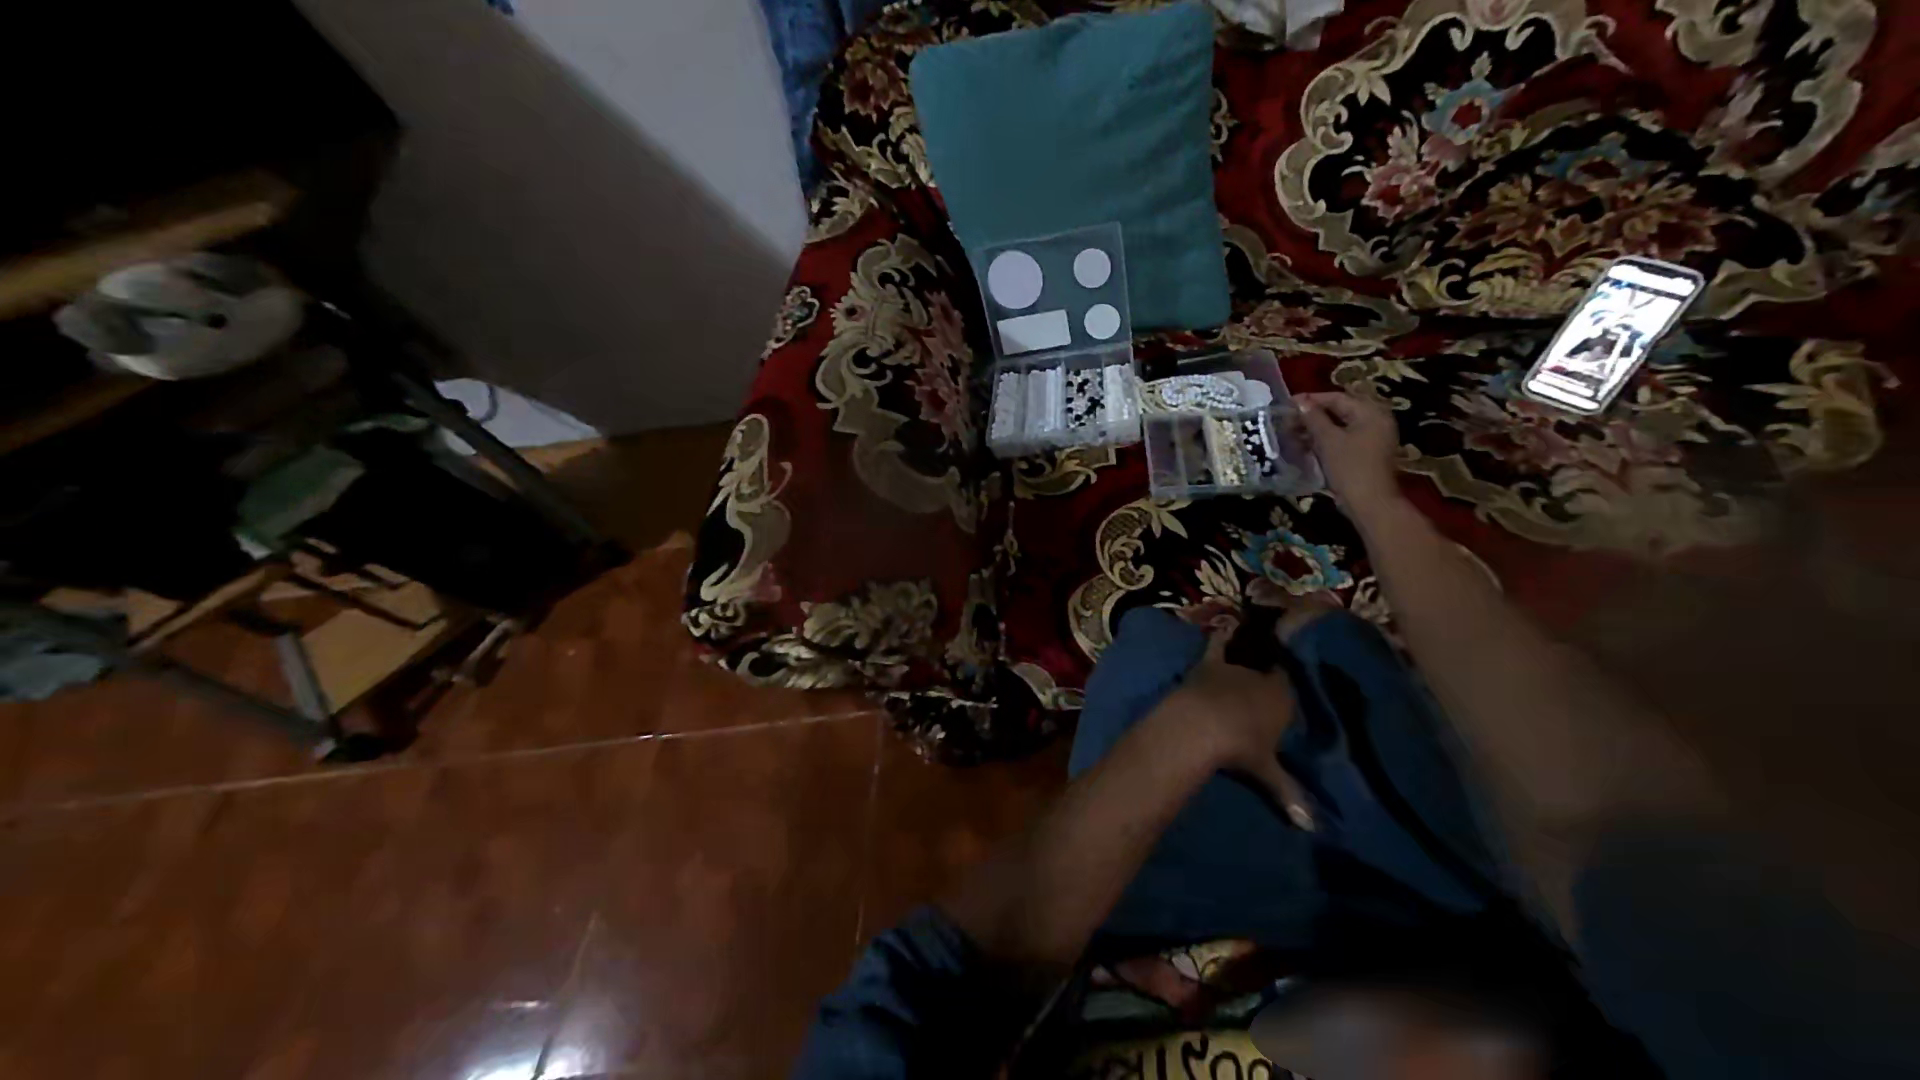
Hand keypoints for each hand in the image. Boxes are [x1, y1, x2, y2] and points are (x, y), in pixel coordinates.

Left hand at [1166, 634, 1315, 829]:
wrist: (1202, 724)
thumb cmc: (1240, 748)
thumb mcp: (1266, 772)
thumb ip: (1289, 794)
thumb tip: (1312, 828)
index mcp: (1283, 702)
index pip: (1293, 687)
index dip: (1291, 686)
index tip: (1291, 687)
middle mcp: (1263, 680)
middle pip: (1269, 675)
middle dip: (1268, 677)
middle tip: (1266, 683)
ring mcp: (1235, 669)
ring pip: (1247, 657)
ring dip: (1248, 656)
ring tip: (1252, 649)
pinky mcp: (1208, 664)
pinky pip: (1218, 643)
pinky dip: (1221, 634)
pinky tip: (1223, 624)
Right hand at [1297, 391, 1403, 518]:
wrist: (1369, 502)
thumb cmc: (1350, 467)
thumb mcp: (1328, 440)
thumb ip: (1314, 418)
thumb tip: (1300, 403)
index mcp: (1371, 413)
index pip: (1337, 398)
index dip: (1311, 399)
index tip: (1287, 404)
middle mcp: (1376, 421)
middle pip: (1340, 411)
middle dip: (1313, 415)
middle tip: (1289, 419)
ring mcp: (1373, 438)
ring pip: (1341, 426)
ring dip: (1317, 428)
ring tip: (1293, 433)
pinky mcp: (1367, 453)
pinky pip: (1344, 439)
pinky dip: (1326, 440)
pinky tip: (1307, 445)